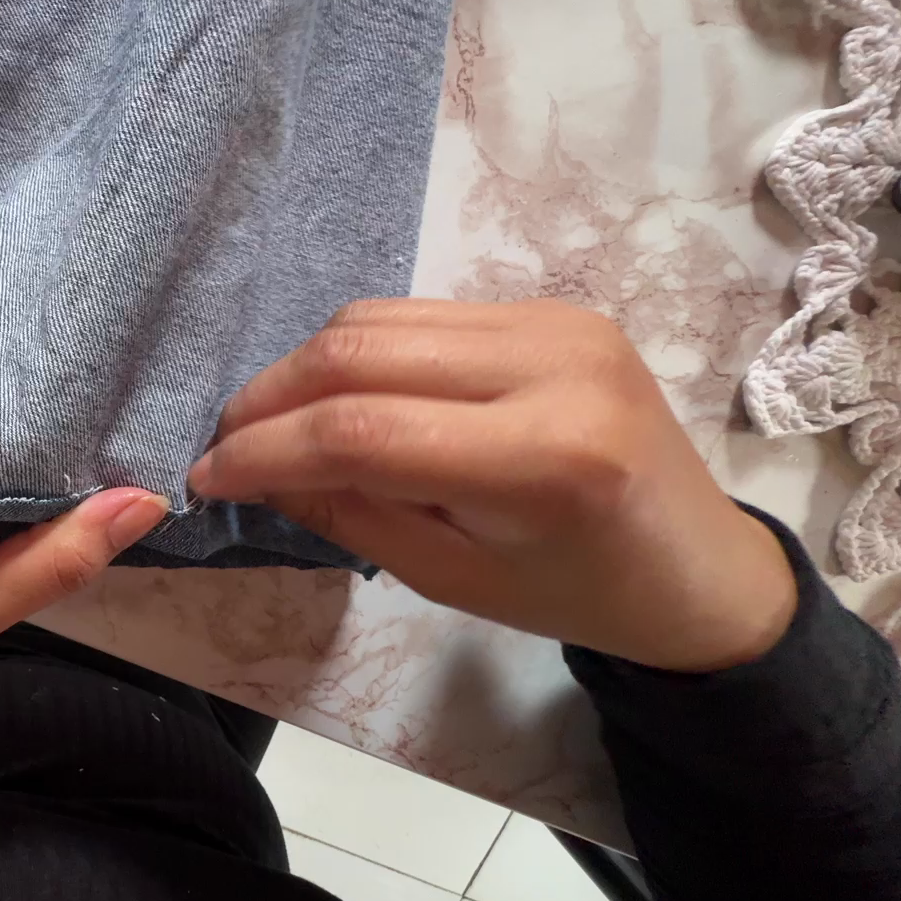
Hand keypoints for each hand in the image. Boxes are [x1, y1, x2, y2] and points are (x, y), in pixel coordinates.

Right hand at [188, 298, 797, 672]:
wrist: (695, 562)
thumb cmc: (567, 592)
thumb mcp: (440, 576)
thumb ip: (338, 511)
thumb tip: (249, 470)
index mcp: (545, 460)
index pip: (359, 432)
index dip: (262, 450)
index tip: (205, 476)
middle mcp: (553, 365)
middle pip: (354, 356)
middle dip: (264, 401)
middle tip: (223, 444)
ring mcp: (550, 320)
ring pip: (367, 321)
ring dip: (294, 372)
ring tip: (265, 421)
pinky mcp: (540, 307)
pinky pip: (401, 314)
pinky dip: (341, 354)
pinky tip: (326, 394)